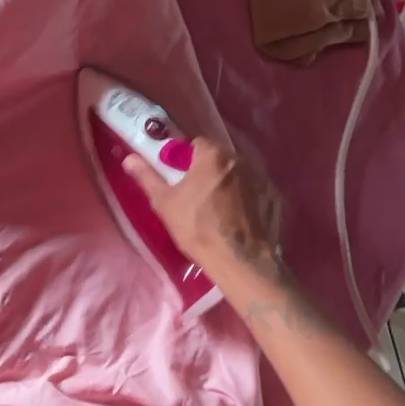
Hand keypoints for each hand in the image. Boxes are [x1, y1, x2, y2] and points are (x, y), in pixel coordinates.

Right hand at [122, 138, 288, 291]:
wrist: (239, 261)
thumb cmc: (197, 228)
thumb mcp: (165, 203)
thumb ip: (147, 176)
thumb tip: (129, 158)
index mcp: (212, 156)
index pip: (196, 144)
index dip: (186, 159)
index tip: (180, 178)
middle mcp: (240, 160)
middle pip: (219, 158)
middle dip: (208, 171)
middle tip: (197, 195)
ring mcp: (261, 178)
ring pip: (238, 174)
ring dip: (228, 183)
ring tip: (219, 209)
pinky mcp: (274, 197)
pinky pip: (255, 191)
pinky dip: (247, 199)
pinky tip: (239, 218)